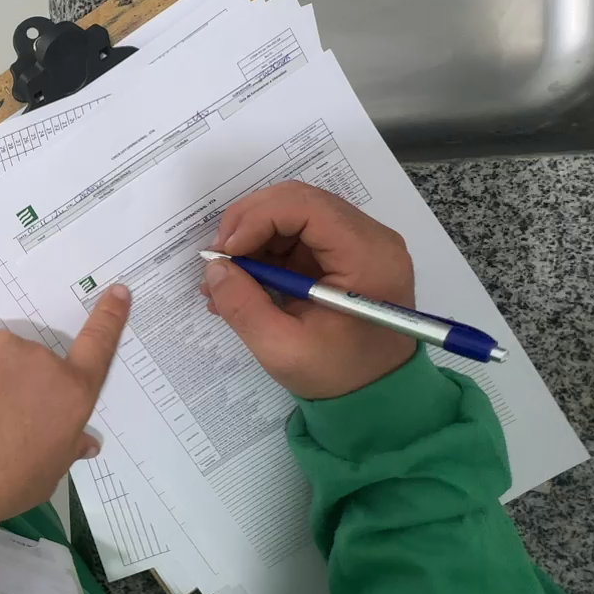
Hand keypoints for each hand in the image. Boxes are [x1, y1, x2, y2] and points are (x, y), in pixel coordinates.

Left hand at [0, 284, 130, 535]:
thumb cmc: (1, 481)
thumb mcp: (46, 475)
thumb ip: (65, 447)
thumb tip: (85, 440)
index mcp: (70, 393)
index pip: (98, 347)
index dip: (110, 317)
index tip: (117, 291)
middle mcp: (39, 360)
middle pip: (33, 364)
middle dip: (19, 383)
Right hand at [200, 181, 416, 399]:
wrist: (379, 393)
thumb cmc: (338, 374)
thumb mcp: (281, 348)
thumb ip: (243, 306)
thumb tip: (214, 267)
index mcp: (367, 257)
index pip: (305, 206)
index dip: (255, 220)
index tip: (225, 255)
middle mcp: (367, 238)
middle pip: (294, 200)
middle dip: (245, 224)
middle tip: (218, 262)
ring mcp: (353, 242)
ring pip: (287, 212)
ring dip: (248, 238)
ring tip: (225, 278)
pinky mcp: (338, 253)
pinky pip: (290, 232)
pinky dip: (258, 249)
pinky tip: (241, 281)